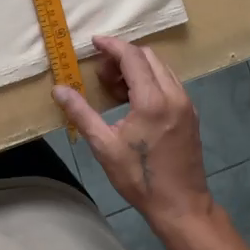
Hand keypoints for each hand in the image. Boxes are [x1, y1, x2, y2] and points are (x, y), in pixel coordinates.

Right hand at [54, 35, 212, 226]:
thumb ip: (81, 113)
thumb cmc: (139, 177)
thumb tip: (58, 89)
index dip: (111, 46)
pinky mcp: (191, 114)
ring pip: (160, 68)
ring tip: (116, 88)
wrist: (181, 206)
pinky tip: (135, 100)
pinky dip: (151, 79)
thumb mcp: (104, 146)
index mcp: (152, 100)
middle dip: (122, 56)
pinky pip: (170, 82)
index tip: (94, 43)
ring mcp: (186, 103)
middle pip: (147, 57)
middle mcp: (173, 95)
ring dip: (137, 67)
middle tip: (101, 73)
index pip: (132, 56)